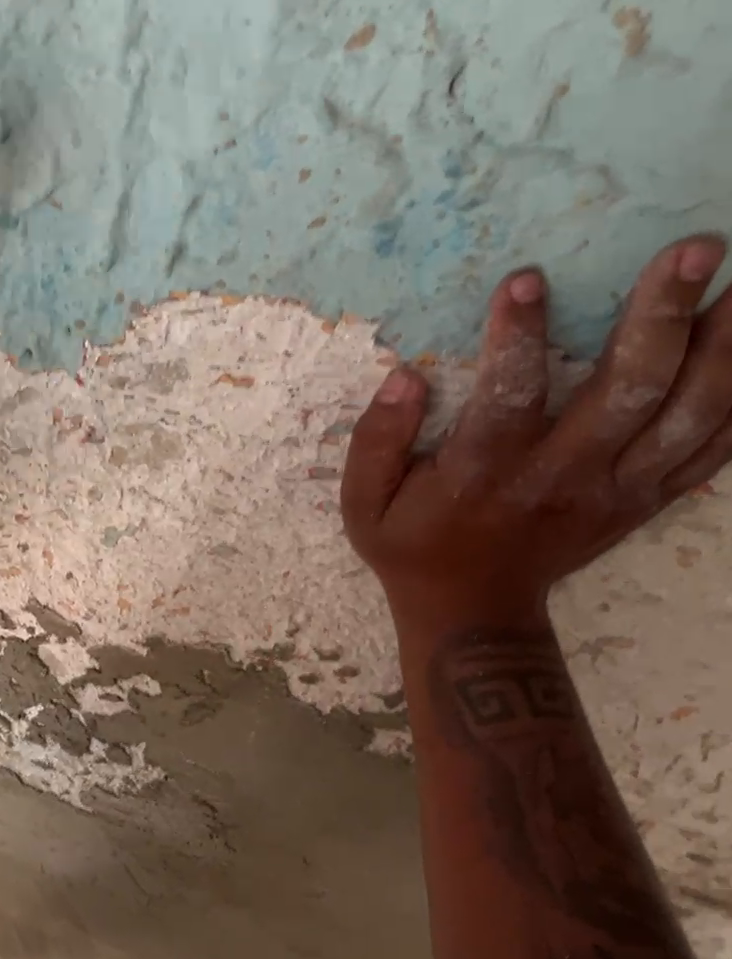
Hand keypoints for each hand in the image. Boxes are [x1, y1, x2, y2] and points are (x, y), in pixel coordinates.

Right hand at [344, 234, 731, 626]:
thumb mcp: (362, 504)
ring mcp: (617, 489)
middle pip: (627, 390)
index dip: (518, 337)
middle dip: (661, 316)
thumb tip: (403, 378)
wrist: (473, 608)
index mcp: (482, 474)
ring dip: (729, 344)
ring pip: (694, 412)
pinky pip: (718, 446)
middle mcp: (561, 477)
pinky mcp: (648, 499)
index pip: (509, 395)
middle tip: (693, 250)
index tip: (526, 281)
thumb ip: (376, 442)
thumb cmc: (410, 547)